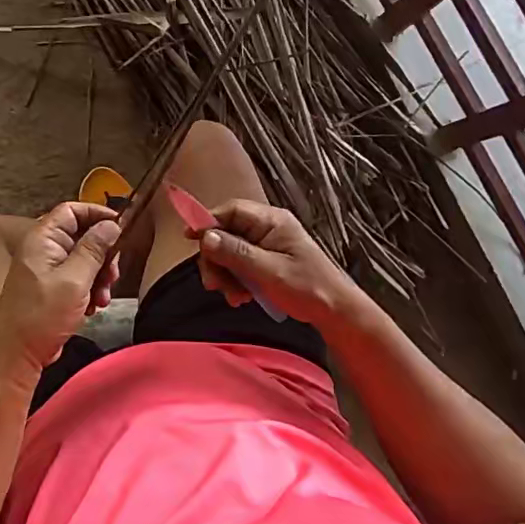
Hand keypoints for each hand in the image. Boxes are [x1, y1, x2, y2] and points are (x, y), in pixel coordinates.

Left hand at [0, 202, 120, 377]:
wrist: (17, 355)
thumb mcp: (75, 280)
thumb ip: (95, 249)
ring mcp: (46, 269)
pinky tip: (93, 306)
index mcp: (42, 239)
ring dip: (99, 276)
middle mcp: (43, 249)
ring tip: (102, 296)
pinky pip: (78, 278)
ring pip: (84, 259)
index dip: (98, 215)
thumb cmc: (39, 317)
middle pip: (82, 235)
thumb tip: (112, 225)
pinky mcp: (51, 288)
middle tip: (112, 273)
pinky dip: (90, 289)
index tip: (120, 228)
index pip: (72, 210)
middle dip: (103, 254)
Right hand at [187, 199, 363, 330]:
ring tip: (234, 297)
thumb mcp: (268, 271)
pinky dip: (235, 281)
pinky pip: (240, 265)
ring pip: (229, 252)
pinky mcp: (265, 262)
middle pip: (226, 234)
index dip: (207, 222)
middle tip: (214, 285)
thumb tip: (206, 237)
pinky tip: (241, 298)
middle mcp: (267, 228)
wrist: (335, 312)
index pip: (231, 211)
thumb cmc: (308, 288)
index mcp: (271, 221)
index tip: (188, 237)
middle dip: (216, 259)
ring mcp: (266, 245)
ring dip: (225, 275)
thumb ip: (236, 253)